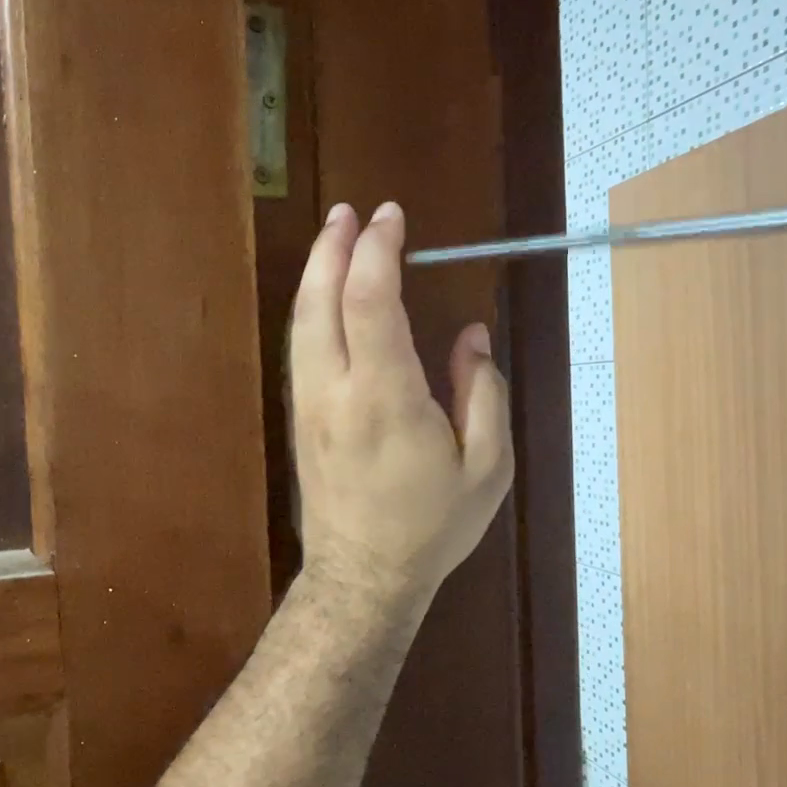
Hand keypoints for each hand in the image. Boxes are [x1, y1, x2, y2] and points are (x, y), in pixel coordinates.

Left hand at [287, 202, 514, 607]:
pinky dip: (311, 308)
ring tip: (334, 236)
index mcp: (385, 399)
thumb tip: (471, 335)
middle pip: (320, 301)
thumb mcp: (486, 468)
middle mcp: (336, 392)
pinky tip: (325, 294)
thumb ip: (482, 393)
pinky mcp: (299, 417)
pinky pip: (301, 348)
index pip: (371, 303)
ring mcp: (309, 404)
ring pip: (301, 322)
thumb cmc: (431, 526)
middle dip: (332, 247)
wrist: (362, 576)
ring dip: (316, 272)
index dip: (378, 252)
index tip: (392, 218)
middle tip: (351, 211)